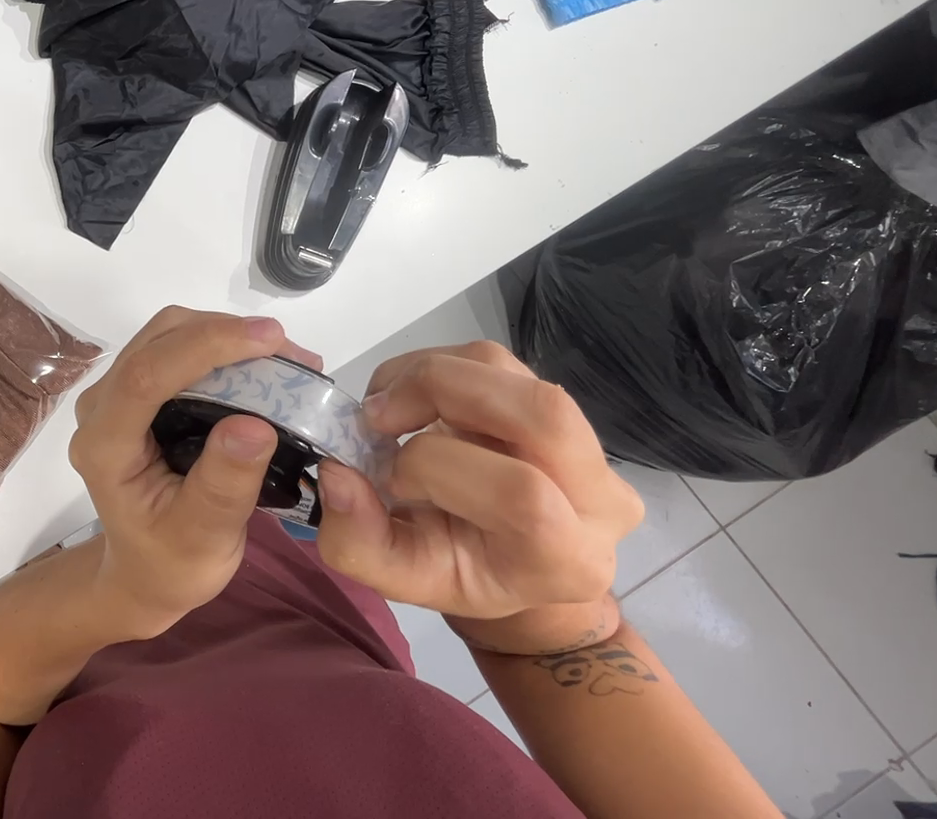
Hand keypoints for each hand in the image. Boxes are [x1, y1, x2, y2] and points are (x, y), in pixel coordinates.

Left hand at [69, 307, 321, 638]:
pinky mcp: (137, 389)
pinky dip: (221, 347)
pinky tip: (262, 365)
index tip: (268, 339)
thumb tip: (255, 425)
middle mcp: (100, 408)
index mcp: (104, 446)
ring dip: (227, 336)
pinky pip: (175, 347)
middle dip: (226, 334)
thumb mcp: (204, 538)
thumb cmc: (172, 562)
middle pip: (156, 343)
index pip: (145, 377)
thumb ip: (224, 484)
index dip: (205, 347)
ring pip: (167, 335)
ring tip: (287, 361)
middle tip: (295, 356)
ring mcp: (115, 394)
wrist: (146, 570)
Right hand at [313, 342, 643, 654]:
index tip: (388, 478)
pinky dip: (431, 366)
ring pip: (504, 369)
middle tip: (377, 415)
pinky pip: (488, 360)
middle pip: (540, 411)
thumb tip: (337, 471)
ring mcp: (584, 441)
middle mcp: (599, 497)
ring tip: (386, 409)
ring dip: (425, 373)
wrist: (504, 559)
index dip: (436, 468)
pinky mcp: (553, 402)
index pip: (521, 494)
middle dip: (438, 390)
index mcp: (565, 557)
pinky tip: (409, 401)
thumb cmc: (452, 571)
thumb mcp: (395, 576)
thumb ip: (356, 540)